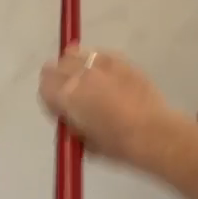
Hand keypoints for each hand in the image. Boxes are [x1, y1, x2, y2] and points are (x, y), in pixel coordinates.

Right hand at [39, 47, 188, 169]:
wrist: (153, 133)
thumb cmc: (117, 144)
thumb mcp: (84, 141)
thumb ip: (71, 124)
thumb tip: (69, 116)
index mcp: (65, 97)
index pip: (44, 85)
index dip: (49, 96)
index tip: (58, 105)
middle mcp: (78, 75)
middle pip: (57, 66)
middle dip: (59, 78)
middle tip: (71, 91)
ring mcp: (100, 64)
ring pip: (76, 54)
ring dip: (76, 64)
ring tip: (86, 77)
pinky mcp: (120, 60)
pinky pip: (99, 53)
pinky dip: (96, 61)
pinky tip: (105, 74)